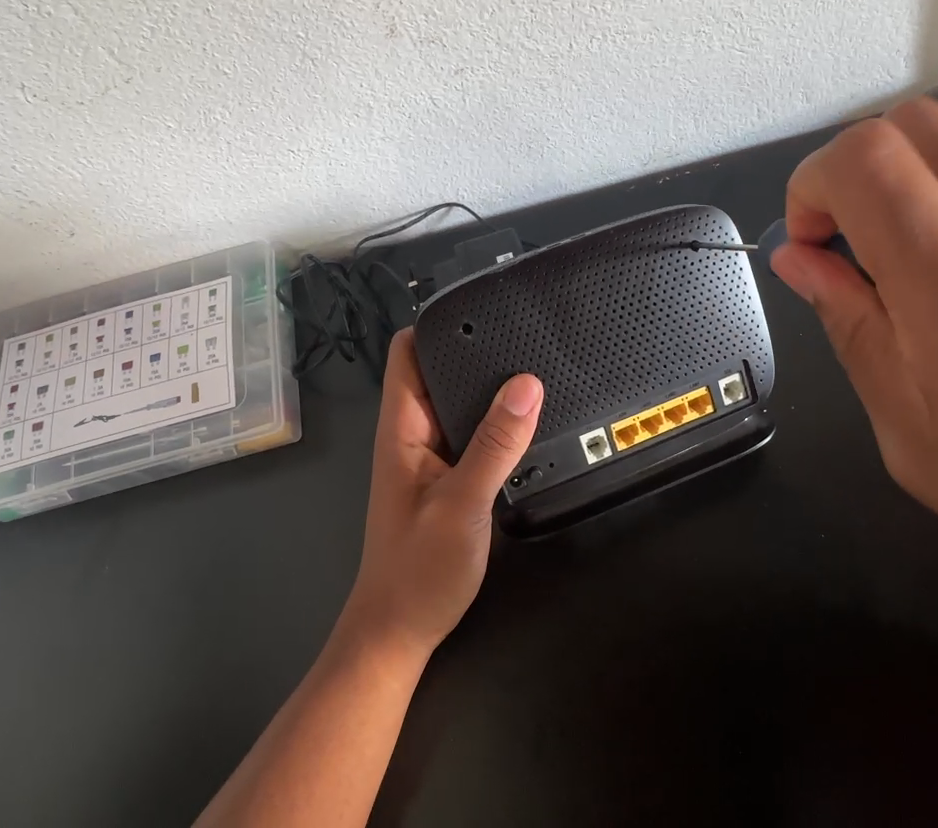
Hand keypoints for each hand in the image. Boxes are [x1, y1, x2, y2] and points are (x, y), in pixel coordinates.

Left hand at [337, 329, 542, 660]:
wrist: (400, 631)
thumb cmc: (418, 570)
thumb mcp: (462, 503)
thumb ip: (495, 444)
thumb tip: (527, 384)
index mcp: (401, 429)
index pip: (408, 353)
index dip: (438, 322)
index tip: (484, 304)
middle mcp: (414, 435)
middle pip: (439, 371)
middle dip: (476, 348)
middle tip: (527, 328)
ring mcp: (432, 458)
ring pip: (460, 403)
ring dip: (491, 386)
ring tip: (537, 363)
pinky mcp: (451, 479)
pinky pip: (475, 434)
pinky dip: (499, 421)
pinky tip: (531, 419)